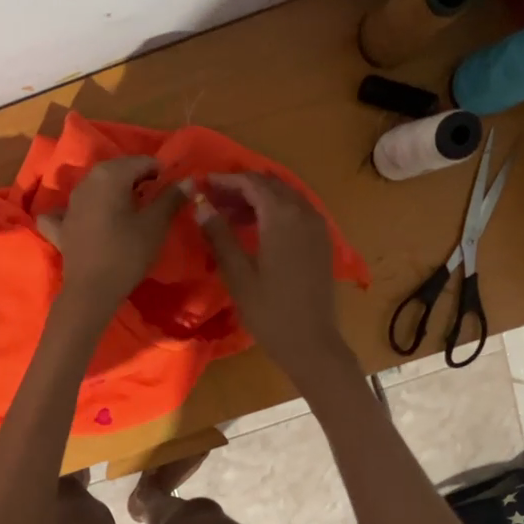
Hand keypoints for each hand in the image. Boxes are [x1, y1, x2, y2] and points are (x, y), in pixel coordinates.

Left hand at [38, 156, 189, 320]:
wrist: (91, 292)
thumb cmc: (127, 254)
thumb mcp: (155, 225)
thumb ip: (171, 198)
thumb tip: (189, 180)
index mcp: (110, 174)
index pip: (143, 162)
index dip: (161, 175)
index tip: (170, 194)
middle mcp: (87, 181)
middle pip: (119, 171)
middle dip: (137, 183)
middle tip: (153, 205)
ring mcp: (70, 203)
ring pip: (97, 188)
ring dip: (114, 195)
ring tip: (129, 215)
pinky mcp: (61, 226)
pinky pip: (71, 211)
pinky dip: (83, 212)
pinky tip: (88, 220)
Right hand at [195, 172, 353, 380]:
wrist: (311, 342)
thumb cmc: (270, 312)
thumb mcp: (238, 275)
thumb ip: (220, 236)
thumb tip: (201, 205)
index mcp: (282, 217)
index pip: (252, 183)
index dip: (226, 181)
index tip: (203, 185)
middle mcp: (304, 212)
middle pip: (270, 186)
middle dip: (242, 187)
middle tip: (213, 200)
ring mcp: (317, 226)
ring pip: (285, 197)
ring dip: (258, 199)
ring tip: (230, 214)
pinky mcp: (321, 241)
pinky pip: (297, 212)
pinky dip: (275, 211)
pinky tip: (257, 228)